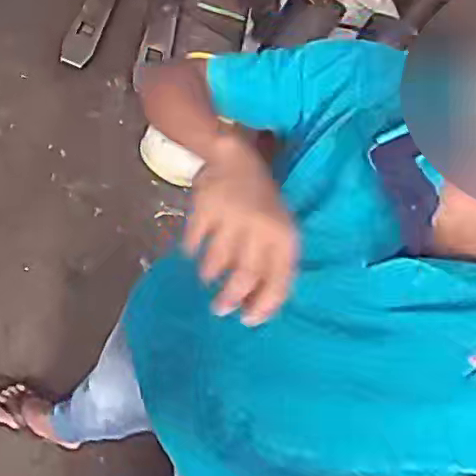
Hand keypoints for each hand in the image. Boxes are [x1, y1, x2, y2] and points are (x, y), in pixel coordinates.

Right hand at [184, 145, 299, 325]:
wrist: (232, 156)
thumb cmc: (261, 198)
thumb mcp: (279, 226)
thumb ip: (274, 259)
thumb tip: (256, 299)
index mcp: (284, 236)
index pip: (279, 281)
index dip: (264, 306)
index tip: (248, 319)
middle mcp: (259, 229)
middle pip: (245, 275)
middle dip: (231, 298)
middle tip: (220, 310)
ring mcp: (230, 217)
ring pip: (218, 260)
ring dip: (210, 275)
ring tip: (206, 278)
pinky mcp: (204, 207)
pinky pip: (194, 239)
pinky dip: (191, 250)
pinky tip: (191, 252)